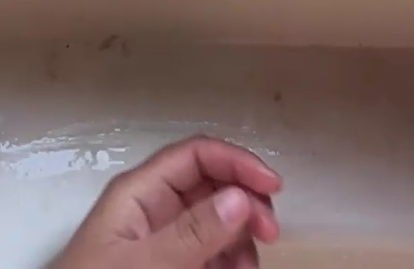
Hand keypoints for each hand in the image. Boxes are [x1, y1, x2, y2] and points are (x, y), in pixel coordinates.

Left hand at [50, 136, 281, 268]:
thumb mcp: (144, 265)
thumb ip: (191, 234)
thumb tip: (240, 196)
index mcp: (140, 192)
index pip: (195, 155)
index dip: (236, 160)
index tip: (273, 186)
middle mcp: (153, 209)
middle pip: (210, 185)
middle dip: (244, 202)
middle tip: (270, 234)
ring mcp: (162, 241)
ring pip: (215, 222)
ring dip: (240, 239)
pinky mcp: (169, 268)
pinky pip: (208, 254)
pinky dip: (228, 262)